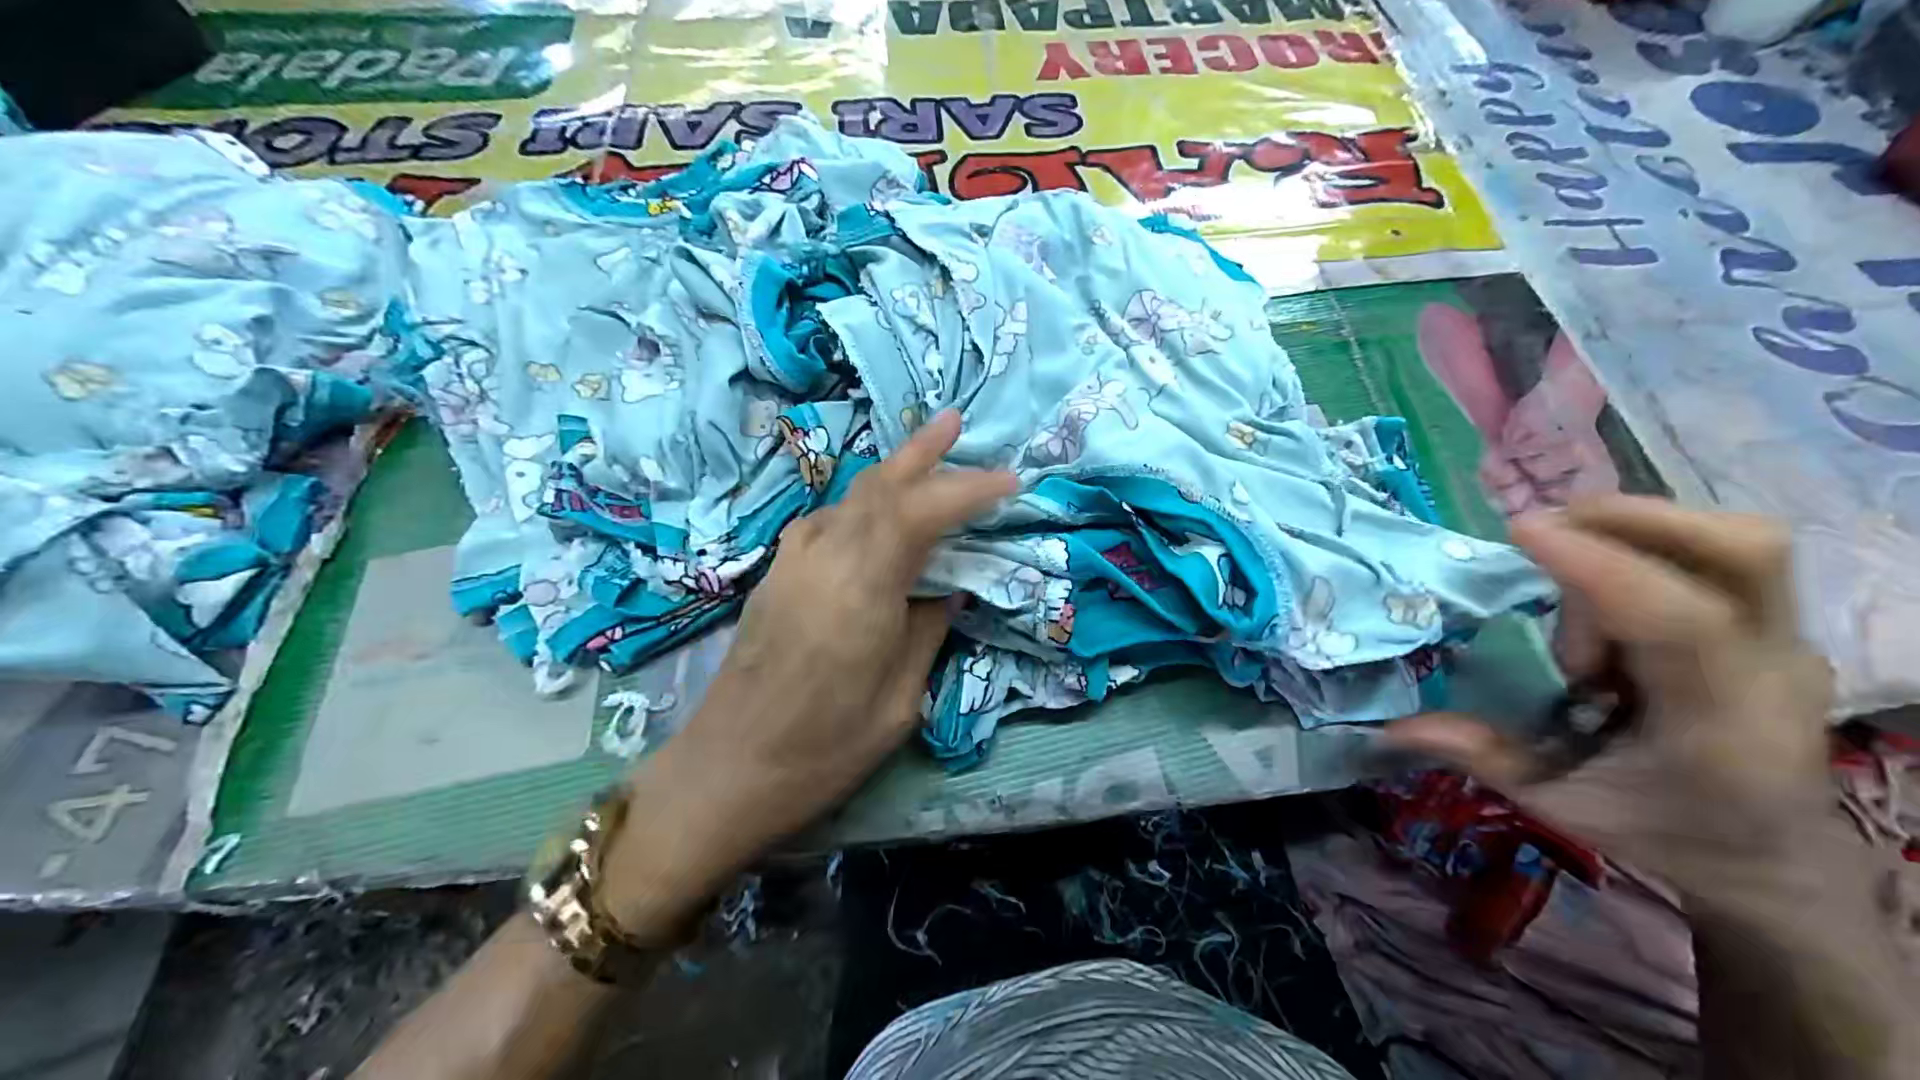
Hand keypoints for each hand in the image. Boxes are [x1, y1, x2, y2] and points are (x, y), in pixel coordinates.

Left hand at [601, 410, 1015, 927]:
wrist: (724, 771)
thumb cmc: (821, 753)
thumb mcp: (897, 704)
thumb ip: (926, 633)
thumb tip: (948, 589)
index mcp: (859, 592)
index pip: (917, 514)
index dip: (965, 490)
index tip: (1008, 480)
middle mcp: (822, 561)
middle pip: (877, 488)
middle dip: (921, 453)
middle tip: (955, 422)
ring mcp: (792, 564)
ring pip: (848, 499)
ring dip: (891, 472)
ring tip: (927, 451)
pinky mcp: (775, 576)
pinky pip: (826, 521)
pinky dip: (860, 502)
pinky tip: (875, 510)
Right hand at [1389, 496, 1834, 907]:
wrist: (1773, 856)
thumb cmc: (1661, 831)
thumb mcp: (1559, 804)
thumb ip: (1483, 755)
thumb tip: (1394, 723)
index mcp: (1720, 727)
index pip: (1677, 621)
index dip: (1598, 565)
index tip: (1521, 532)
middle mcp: (1771, 671)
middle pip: (1741, 552)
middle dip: (1631, 519)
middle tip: (1542, 532)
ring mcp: (1783, 641)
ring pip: (1734, 541)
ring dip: (1635, 528)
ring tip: (1563, 557)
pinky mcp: (1770, 624)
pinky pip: (1715, 554)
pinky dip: (1648, 542)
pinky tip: (1596, 574)